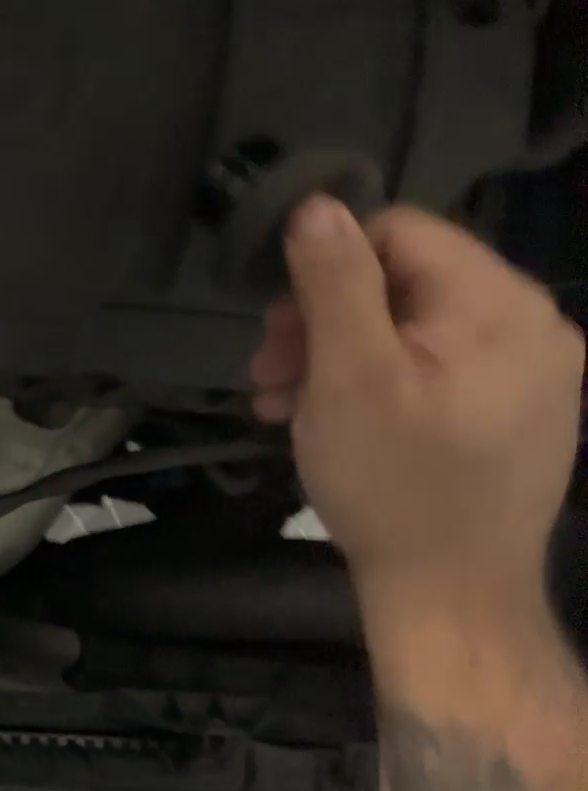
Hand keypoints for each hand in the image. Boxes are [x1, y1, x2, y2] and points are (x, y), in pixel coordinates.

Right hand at [249, 198, 583, 599]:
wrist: (448, 583)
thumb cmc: (391, 477)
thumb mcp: (347, 376)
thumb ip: (333, 287)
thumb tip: (314, 207)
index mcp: (496, 306)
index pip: (403, 233)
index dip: (324, 265)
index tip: (272, 323)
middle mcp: (526, 326)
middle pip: (401, 284)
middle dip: (318, 321)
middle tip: (264, 371)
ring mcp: (523, 373)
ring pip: (405, 331)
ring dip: (328, 358)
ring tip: (281, 404)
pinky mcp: (505, 412)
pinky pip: (424, 371)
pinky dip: (363, 385)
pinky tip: (323, 420)